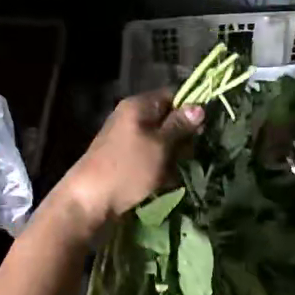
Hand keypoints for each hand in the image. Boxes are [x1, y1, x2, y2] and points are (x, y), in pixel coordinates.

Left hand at [49, 88, 203, 236]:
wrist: (91, 199)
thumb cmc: (127, 167)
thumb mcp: (159, 145)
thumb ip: (179, 125)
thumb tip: (199, 106)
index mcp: (138, 105)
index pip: (172, 95)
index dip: (191, 109)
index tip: (204, 129)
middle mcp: (131, 116)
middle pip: (168, 119)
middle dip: (182, 139)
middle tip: (186, 156)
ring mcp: (127, 137)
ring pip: (162, 141)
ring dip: (172, 157)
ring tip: (172, 173)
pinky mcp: (125, 157)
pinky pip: (151, 157)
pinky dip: (160, 168)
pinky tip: (162, 182)